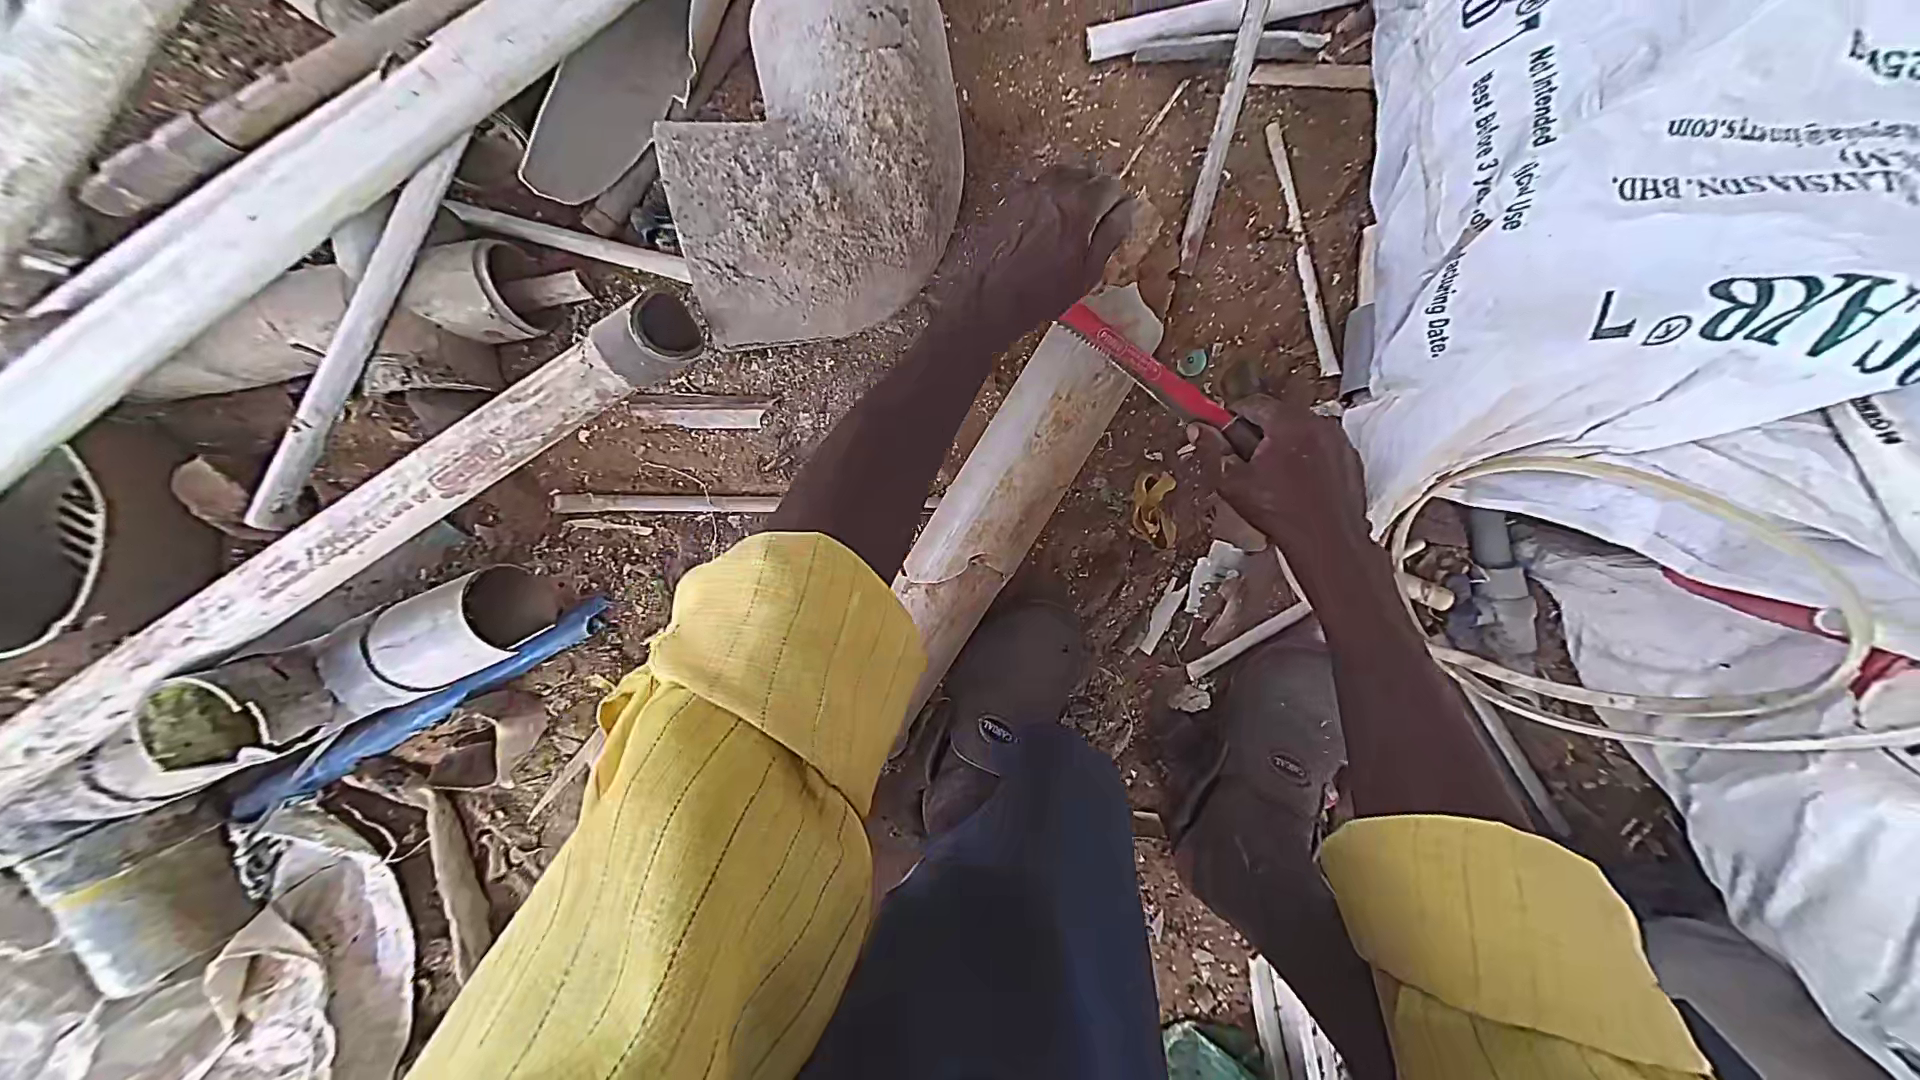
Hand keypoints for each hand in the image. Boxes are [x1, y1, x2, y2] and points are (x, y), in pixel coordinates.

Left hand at [931, 166, 1134, 346]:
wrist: (991, 298)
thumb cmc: (1041, 293)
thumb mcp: (1087, 272)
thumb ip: (1110, 234)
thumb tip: (1127, 209)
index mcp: (1081, 204)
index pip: (1112, 185)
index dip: (1117, 202)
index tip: (1115, 218)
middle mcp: (1055, 187)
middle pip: (1087, 173)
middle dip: (1096, 192)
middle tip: (1095, 219)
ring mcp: (1030, 189)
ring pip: (1062, 175)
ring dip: (1072, 190)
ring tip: (1071, 220)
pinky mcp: (1010, 198)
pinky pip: (1039, 186)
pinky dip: (1049, 197)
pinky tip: (1046, 223)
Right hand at [1189, 396, 1371, 564]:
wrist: (1326, 540)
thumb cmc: (1280, 512)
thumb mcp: (1232, 482)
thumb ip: (1212, 450)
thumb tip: (1198, 429)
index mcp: (1288, 424)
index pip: (1253, 403)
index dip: (1230, 416)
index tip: (1219, 429)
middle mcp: (1318, 424)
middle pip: (1277, 416)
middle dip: (1255, 433)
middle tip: (1241, 459)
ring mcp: (1338, 441)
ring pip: (1298, 432)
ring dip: (1280, 445)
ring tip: (1268, 476)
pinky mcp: (1349, 459)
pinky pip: (1318, 448)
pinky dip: (1303, 458)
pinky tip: (1292, 484)